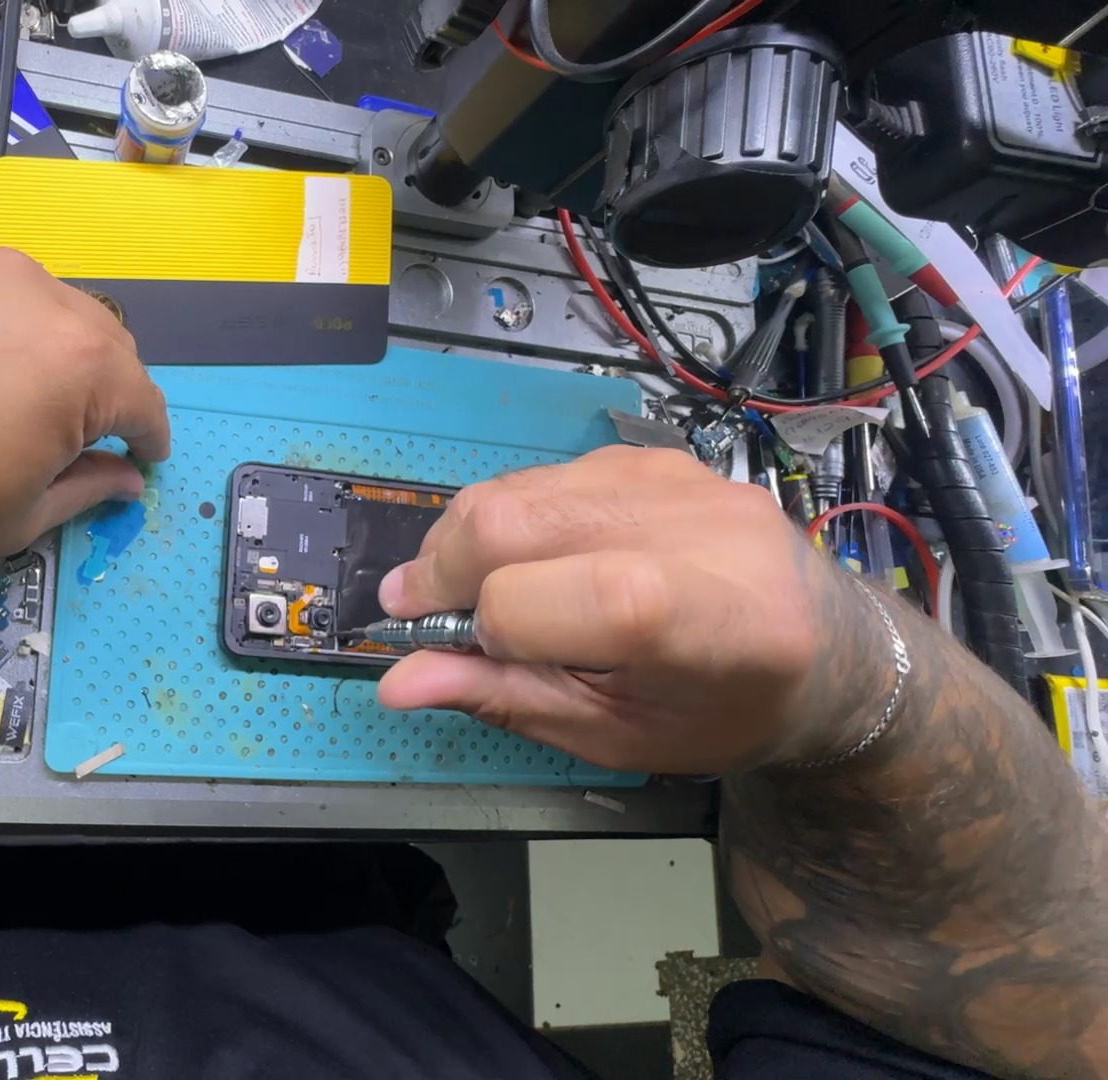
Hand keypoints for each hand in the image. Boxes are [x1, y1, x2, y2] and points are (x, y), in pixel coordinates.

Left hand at [0, 247, 170, 569]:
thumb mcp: (21, 516)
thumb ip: (90, 489)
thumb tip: (126, 480)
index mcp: (79, 365)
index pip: (145, 400)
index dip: (149, 439)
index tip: (142, 460)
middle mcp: (45, 299)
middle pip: (112, 349)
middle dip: (111, 398)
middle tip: (84, 444)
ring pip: (66, 316)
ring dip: (70, 361)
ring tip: (34, 408)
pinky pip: (16, 298)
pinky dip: (24, 333)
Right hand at [375, 446, 889, 773]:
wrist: (829, 651)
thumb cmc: (716, 712)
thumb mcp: (610, 734)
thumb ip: (500, 698)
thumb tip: (395, 682)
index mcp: (709, 623)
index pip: (544, 598)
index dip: (482, 626)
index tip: (453, 650)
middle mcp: (698, 529)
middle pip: (511, 522)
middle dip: (440, 569)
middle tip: (422, 607)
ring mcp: (674, 479)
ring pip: (508, 491)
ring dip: (459, 540)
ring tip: (472, 585)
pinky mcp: (650, 457)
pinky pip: (534, 476)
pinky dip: (499, 519)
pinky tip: (521, 555)